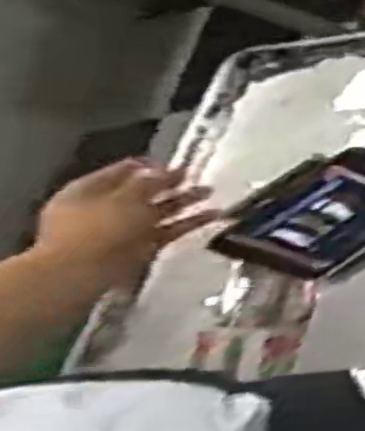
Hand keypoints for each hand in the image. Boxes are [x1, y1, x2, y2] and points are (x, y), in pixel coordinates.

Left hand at [34, 159, 216, 287]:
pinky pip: (171, 229)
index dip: (142, 166)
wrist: (87, 270)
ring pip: (158, 210)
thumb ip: (148, 183)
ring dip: (184, 201)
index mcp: (86, 193)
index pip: (116, 173)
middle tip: (192, 175)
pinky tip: (213, 214)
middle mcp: (102, 209)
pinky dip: (191, 222)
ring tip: (209, 192)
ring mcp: (123, 228)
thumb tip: (164, 170)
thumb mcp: (125, 199)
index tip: (167, 161)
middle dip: (167, 184)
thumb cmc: (99, 228)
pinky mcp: (143, 245)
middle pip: (140, 192)